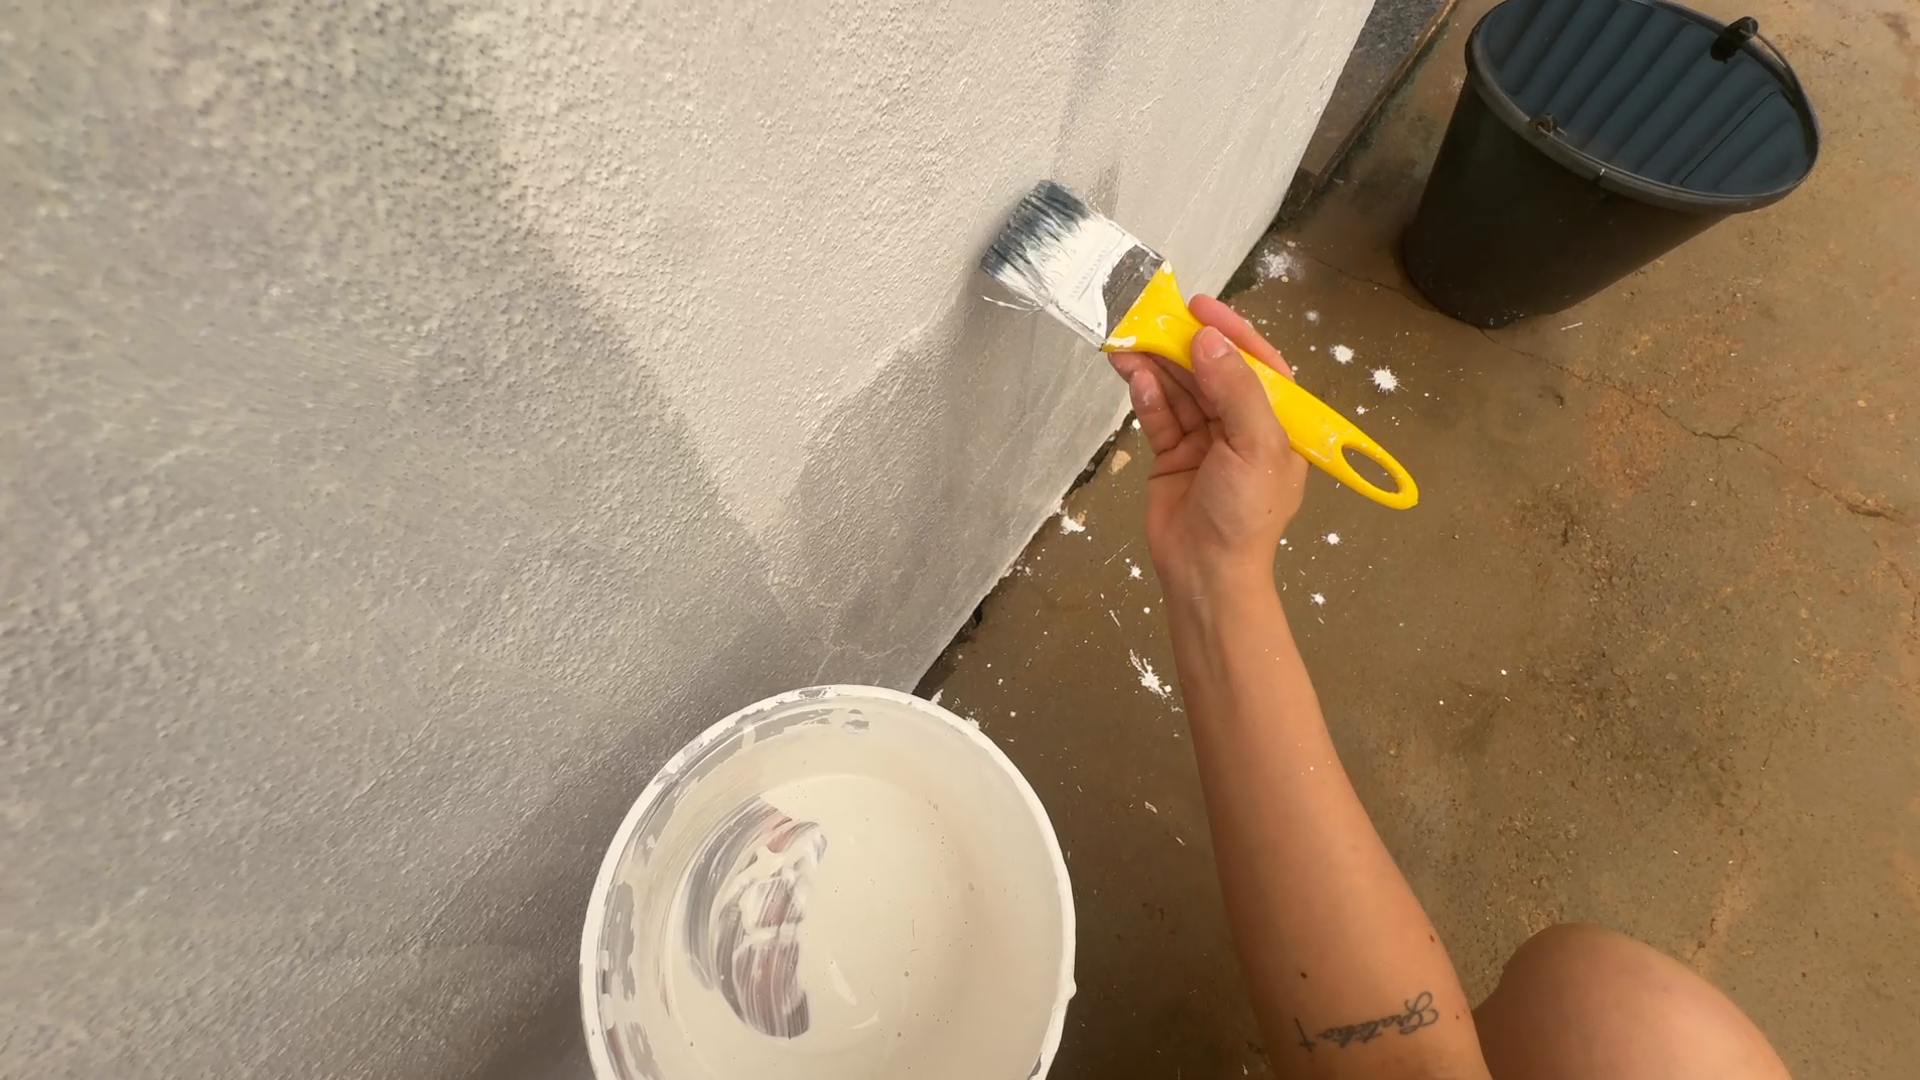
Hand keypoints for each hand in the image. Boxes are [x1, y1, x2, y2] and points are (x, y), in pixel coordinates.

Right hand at [1106, 295, 1305, 588]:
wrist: (1206, 571)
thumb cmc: (1244, 511)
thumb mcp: (1255, 446)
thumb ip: (1235, 389)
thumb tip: (1207, 340)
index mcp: (1277, 422)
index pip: (1257, 364)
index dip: (1230, 332)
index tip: (1199, 306)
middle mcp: (1241, 425)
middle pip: (1211, 373)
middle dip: (1182, 348)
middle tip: (1149, 320)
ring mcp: (1204, 441)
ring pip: (1181, 392)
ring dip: (1157, 368)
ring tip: (1128, 344)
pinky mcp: (1171, 456)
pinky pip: (1160, 418)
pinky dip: (1147, 399)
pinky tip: (1134, 379)